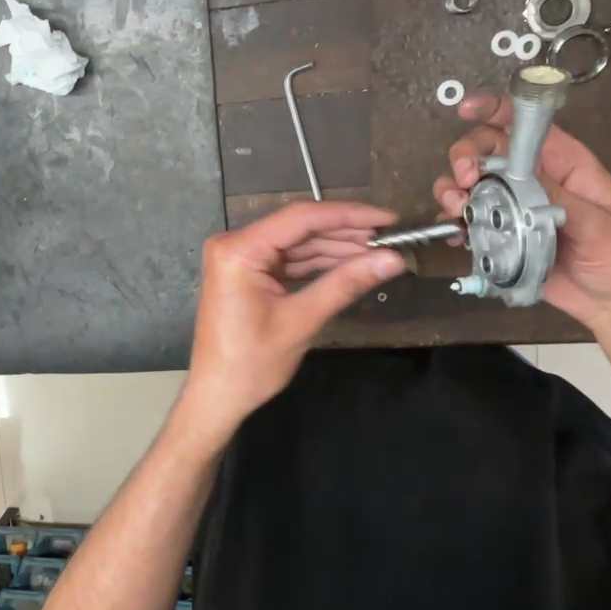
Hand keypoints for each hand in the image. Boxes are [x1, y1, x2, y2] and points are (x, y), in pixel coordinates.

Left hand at [183, 202, 404, 427]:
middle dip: (345, 233)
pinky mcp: (247, 273)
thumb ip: (345, 284)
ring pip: (296, 243)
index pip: (301, 218)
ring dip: (335, 248)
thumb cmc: (251, 363)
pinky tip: (351, 264)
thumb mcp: (301, 321)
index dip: (348, 215)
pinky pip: (288, 260)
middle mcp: (234, 244)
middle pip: (299, 228)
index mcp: (238, 250)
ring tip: (379, 251)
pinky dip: (318, 263)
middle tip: (390, 237)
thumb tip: (392, 259)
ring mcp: (239, 258)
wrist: (218, 395)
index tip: (388, 218)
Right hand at [431, 92, 610, 327]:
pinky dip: (453, 224)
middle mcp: (533, 181)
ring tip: (458, 210)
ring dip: (453, 192)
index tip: (467, 110)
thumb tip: (519, 177)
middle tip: (463, 180)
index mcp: (564, 165)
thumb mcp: (601, 224)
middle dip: (465, 158)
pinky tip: (455, 233)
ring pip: (469, 186)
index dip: (495, 109)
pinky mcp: (500, 237)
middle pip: (486, 151)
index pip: (526, 124)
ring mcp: (513, 209)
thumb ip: (559, 199)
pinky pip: (468, 222)